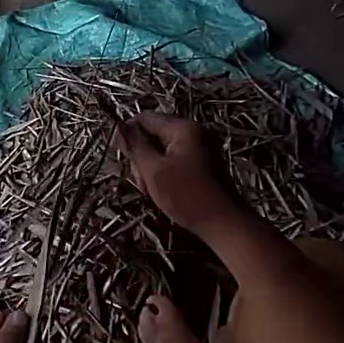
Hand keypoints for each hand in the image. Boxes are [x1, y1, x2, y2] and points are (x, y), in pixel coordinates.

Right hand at [115, 112, 245, 237]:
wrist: (225, 224)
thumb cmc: (187, 196)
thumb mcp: (154, 170)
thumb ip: (135, 146)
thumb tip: (118, 126)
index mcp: (184, 128)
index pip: (145, 118)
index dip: (128, 134)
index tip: (118, 155)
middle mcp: (195, 132)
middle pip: (155, 135)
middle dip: (142, 156)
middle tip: (142, 181)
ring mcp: (202, 148)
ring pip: (164, 151)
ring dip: (152, 168)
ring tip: (152, 190)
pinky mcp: (204, 164)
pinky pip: (176, 160)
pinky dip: (165, 173)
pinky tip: (164, 191)